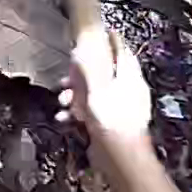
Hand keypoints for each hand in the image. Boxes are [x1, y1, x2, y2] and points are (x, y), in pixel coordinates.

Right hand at [58, 28, 152, 147]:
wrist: (120, 158)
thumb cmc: (112, 120)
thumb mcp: (96, 89)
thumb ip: (88, 69)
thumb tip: (82, 51)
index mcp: (129, 76)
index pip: (121, 49)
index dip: (110, 39)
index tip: (98, 33)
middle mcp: (127, 88)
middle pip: (103, 70)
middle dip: (81, 72)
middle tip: (67, 75)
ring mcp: (119, 106)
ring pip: (93, 90)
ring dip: (75, 93)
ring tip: (63, 100)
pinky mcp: (110, 121)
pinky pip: (91, 109)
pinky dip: (77, 110)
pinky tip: (65, 116)